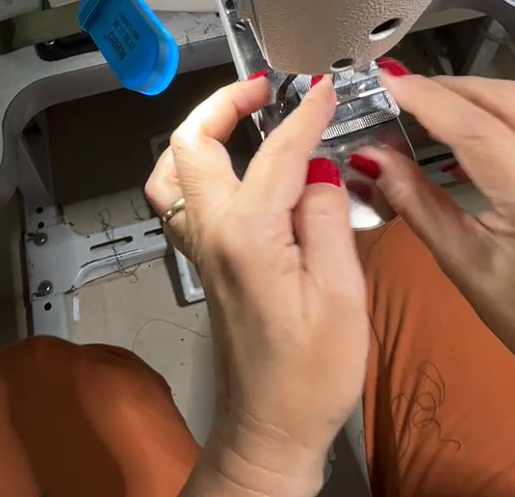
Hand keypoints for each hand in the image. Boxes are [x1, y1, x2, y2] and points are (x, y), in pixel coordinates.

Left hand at [145, 77, 366, 496]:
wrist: (269, 428)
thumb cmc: (311, 373)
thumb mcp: (341, 295)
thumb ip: (329, 217)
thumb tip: (320, 165)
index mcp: (246, 234)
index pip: (276, 152)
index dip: (304, 114)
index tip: (325, 86)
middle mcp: (209, 230)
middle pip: (193, 142)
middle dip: (225, 102)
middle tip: (267, 87)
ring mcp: (197, 243)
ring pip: (173, 164)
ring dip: (202, 127)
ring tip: (242, 113)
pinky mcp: (200, 255)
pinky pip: (179, 191)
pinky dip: (196, 160)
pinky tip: (229, 160)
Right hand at [354, 74, 514, 406]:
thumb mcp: (461, 262)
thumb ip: (414, 198)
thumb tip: (367, 154)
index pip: (478, 129)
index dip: (426, 98)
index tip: (385, 79)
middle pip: (505, 101)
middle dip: (446, 87)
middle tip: (398, 89)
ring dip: (475, 89)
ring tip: (430, 100)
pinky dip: (502, 102)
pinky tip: (472, 115)